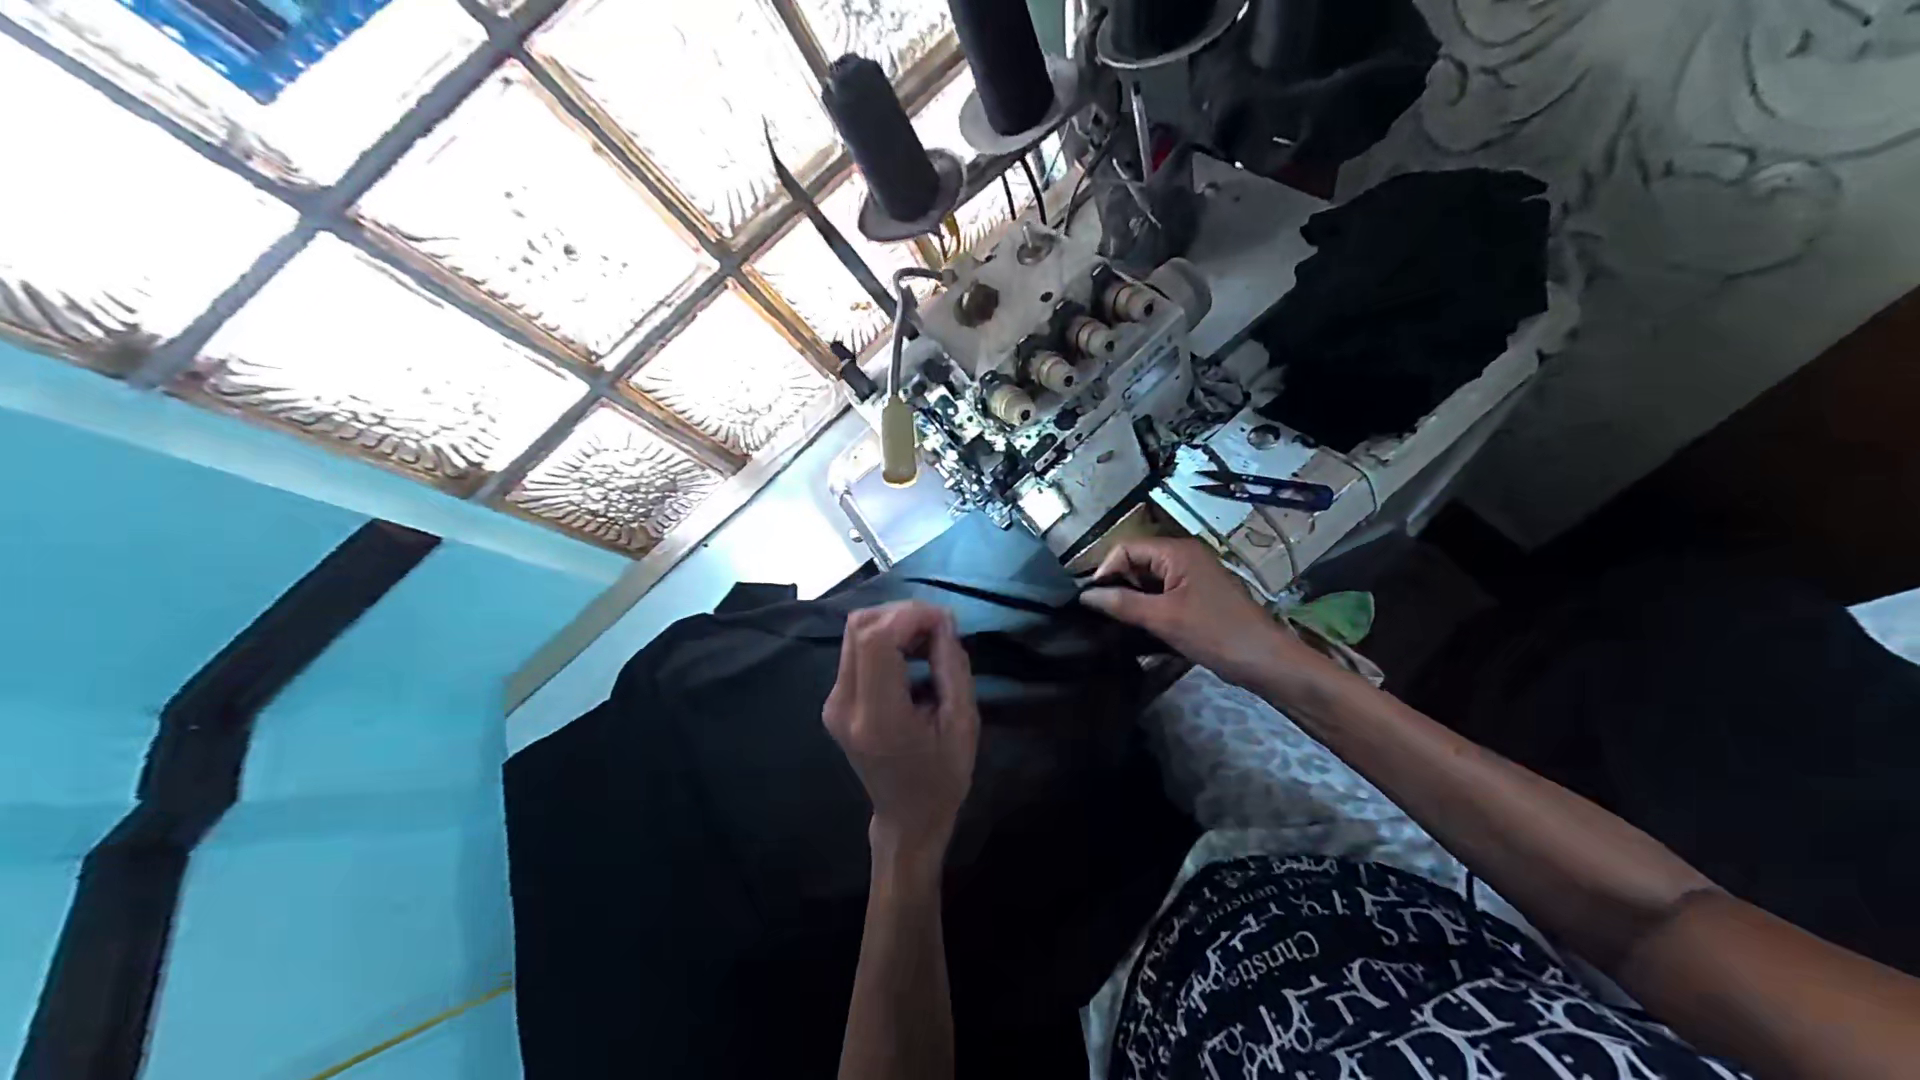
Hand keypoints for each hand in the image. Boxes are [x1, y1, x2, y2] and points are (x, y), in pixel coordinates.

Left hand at [823, 602, 980, 869]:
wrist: (907, 817)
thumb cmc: (943, 778)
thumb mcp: (963, 724)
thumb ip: (952, 668)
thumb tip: (941, 622)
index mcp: (878, 718)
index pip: (876, 640)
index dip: (910, 616)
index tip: (945, 621)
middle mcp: (844, 706)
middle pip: (860, 627)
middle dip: (903, 614)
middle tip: (940, 628)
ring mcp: (834, 702)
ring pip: (856, 632)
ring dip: (895, 624)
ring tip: (930, 641)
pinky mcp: (835, 699)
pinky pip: (857, 649)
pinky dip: (886, 638)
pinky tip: (912, 654)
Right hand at [1079, 537, 1325, 689]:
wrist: (1265, 660)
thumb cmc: (1214, 633)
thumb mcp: (1162, 618)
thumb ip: (1121, 604)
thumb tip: (1086, 595)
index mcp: (1178, 551)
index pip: (1126, 548)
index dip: (1106, 571)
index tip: (1093, 601)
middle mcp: (1185, 556)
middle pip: (1137, 561)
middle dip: (1119, 585)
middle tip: (1105, 614)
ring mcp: (1194, 575)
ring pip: (1149, 579)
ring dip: (1134, 598)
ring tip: (1120, 623)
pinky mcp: (1198, 595)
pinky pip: (1163, 593)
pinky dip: (1150, 607)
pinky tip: (1142, 627)